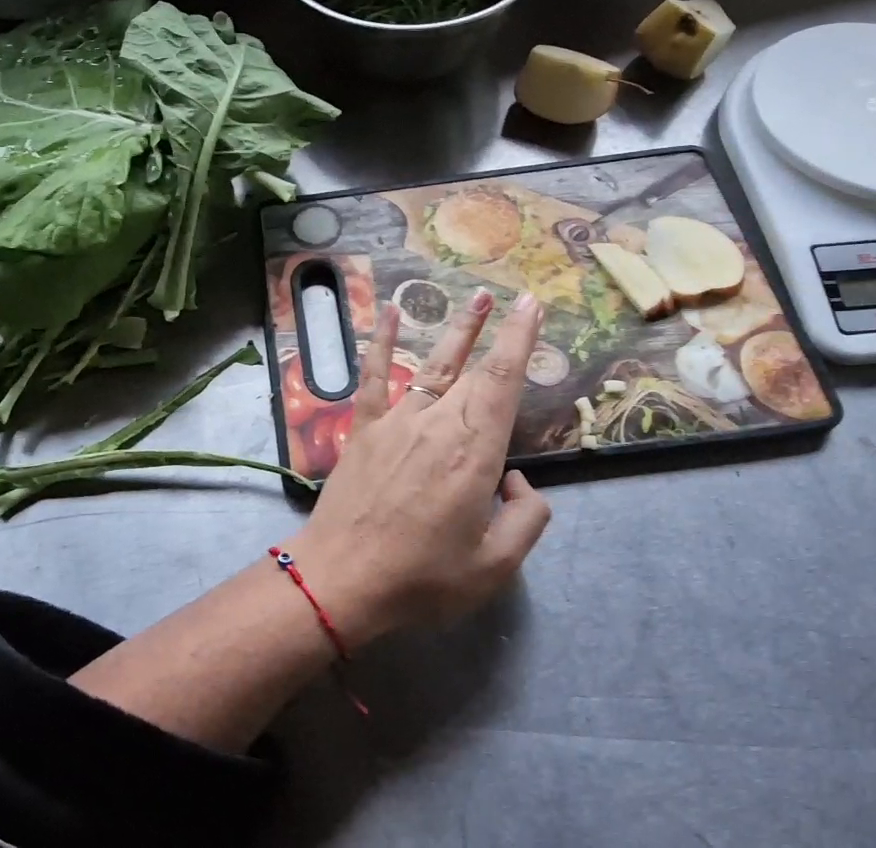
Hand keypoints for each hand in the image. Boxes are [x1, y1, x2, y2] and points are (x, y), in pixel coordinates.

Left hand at [282, 289, 552, 648]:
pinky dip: (383, 342)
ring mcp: (397, 422)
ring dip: (458, 330)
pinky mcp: (364, 430)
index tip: (534, 306)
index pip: (504, 382)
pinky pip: (375, 376)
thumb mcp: (496, 565)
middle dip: (500, 331)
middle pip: (476, 370)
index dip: (521, 340)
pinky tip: (391, 313)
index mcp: (475, 452)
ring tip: (476, 297)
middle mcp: (438, 424)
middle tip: (518, 297)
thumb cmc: (422, 578)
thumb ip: (526, 518)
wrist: (341, 579)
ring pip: (434, 365)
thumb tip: (517, 480)